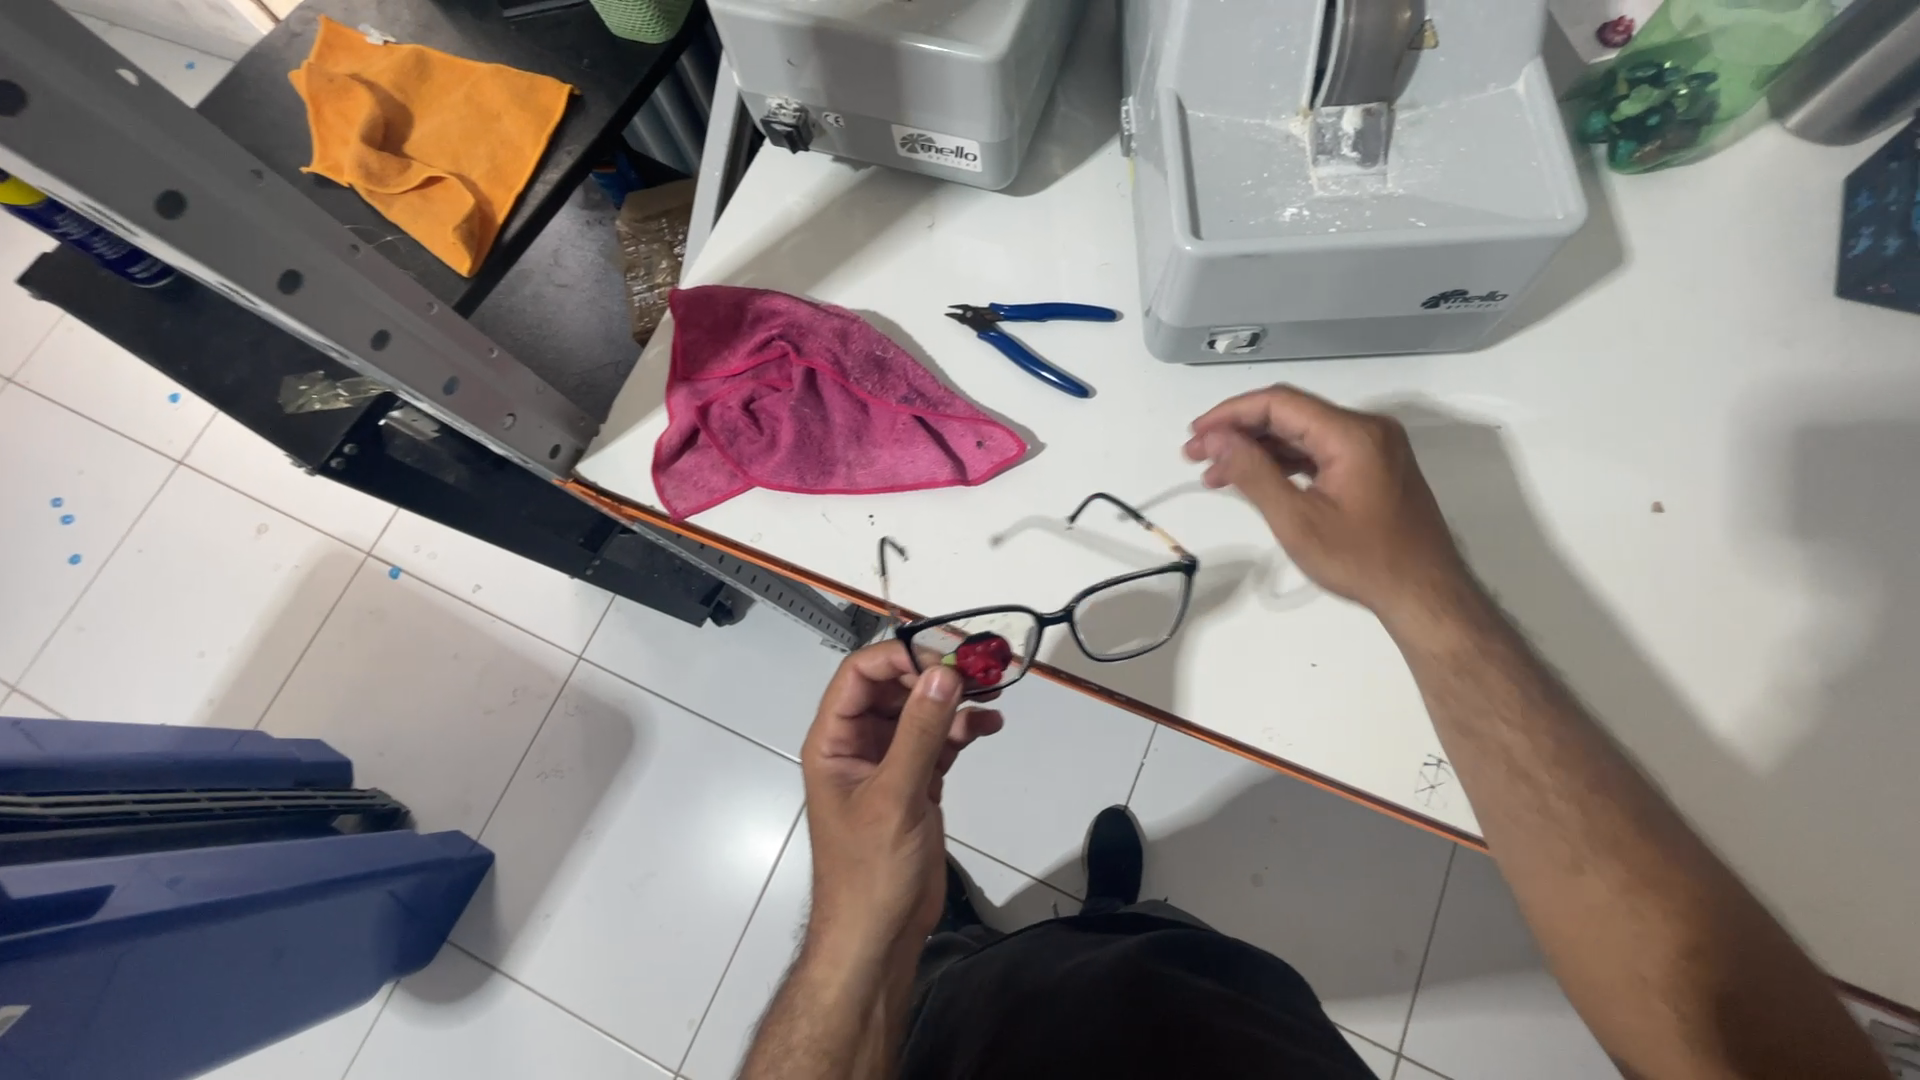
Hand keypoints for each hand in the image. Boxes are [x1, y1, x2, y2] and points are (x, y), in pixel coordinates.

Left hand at [800, 643, 1003, 968]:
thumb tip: (944, 673)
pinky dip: (964, 729)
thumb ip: (920, 732)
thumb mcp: (895, 796)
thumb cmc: (871, 869)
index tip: (945, 657)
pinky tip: (990, 724)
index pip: (860, 674)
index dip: (899, 657)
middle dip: (935, 673)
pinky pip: (940, 740)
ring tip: (994, 692)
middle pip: (895, 687)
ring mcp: (890, 761)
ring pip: (922, 711)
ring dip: (955, 699)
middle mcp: (860, 742)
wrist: (878, 937)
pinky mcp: (917, 781)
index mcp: (835, 739)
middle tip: (980, 668)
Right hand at [1185, 384, 1469, 622]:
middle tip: (1195, 455)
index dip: (1230, 414)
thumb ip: (1252, 472)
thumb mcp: (1297, 520)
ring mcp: (1373, 447)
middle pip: (1290, 414)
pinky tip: (1253, 478)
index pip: (1279, 403)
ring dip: (1257, 448)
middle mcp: (1366, 429)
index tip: (1194, 436)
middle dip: (1238, 431)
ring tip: (1214, 472)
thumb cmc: (1361, 560)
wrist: (1425, 595)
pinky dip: (1283, 461)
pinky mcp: (1373, 466)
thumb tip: (1215, 439)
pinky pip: (1319, 451)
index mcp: (1352, 434)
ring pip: (1302, 433)